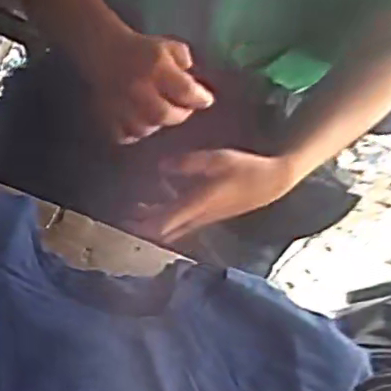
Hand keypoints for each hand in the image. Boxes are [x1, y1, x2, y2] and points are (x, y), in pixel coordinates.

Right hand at [84, 33, 215, 143]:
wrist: (106, 56)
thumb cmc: (142, 51)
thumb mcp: (169, 47)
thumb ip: (185, 63)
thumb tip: (190, 85)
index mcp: (156, 69)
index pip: (184, 90)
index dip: (199, 99)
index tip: (206, 101)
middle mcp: (137, 90)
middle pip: (162, 115)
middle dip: (179, 115)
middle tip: (184, 110)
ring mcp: (119, 107)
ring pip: (143, 128)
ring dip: (156, 125)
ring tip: (160, 116)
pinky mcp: (106, 117)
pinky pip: (123, 136)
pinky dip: (134, 134)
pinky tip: (140, 125)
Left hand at [127, 149, 302, 243]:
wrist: (270, 183)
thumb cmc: (245, 169)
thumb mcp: (217, 160)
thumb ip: (187, 163)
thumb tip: (160, 165)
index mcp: (193, 206)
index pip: (159, 224)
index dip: (139, 225)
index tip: (122, 218)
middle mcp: (191, 218)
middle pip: (156, 231)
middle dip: (138, 226)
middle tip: (120, 216)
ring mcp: (197, 221)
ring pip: (165, 229)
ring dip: (148, 223)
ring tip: (132, 211)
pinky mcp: (202, 219)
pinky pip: (174, 225)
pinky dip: (160, 219)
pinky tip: (153, 206)